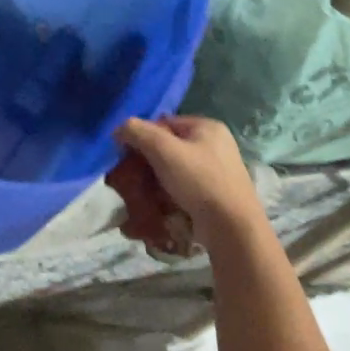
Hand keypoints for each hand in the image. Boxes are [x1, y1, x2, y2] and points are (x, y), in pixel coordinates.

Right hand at [107, 116, 266, 247]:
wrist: (231, 227)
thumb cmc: (199, 181)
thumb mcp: (163, 150)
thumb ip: (137, 132)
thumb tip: (118, 129)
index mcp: (207, 127)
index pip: (162, 123)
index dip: (141, 137)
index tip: (127, 156)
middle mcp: (215, 144)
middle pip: (167, 146)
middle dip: (147, 160)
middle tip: (132, 176)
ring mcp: (216, 169)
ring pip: (173, 167)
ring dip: (155, 177)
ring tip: (143, 192)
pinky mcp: (214, 191)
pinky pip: (183, 184)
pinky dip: (168, 190)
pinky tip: (159, 202)